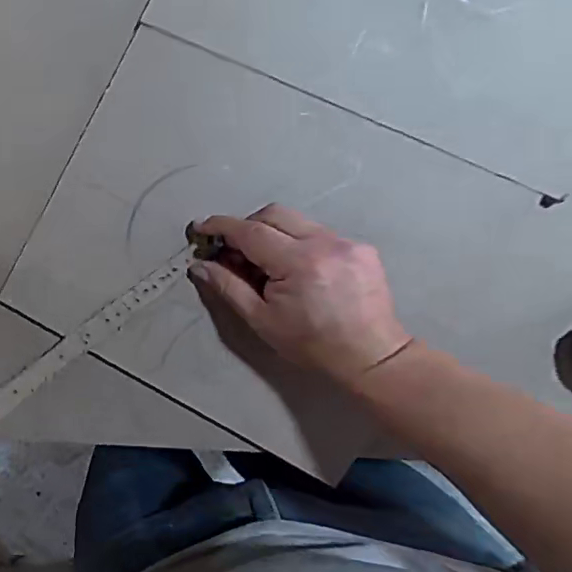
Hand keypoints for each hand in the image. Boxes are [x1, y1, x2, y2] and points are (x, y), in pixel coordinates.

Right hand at [189, 204, 412, 385]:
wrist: (371, 356)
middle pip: (273, 214)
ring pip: (297, 221)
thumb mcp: (262, 320)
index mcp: (299, 262)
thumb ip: (229, 287)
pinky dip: (300, 244)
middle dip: (248, 227)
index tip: (201, 228)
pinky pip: (319, 233)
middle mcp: (325, 243)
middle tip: (235, 254)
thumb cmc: (312, 345)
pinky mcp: (361, 247)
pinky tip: (300, 272)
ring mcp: (347, 242)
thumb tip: (199, 265)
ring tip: (269, 266)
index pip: (251, 232)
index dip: (222, 227)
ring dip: (275, 235)